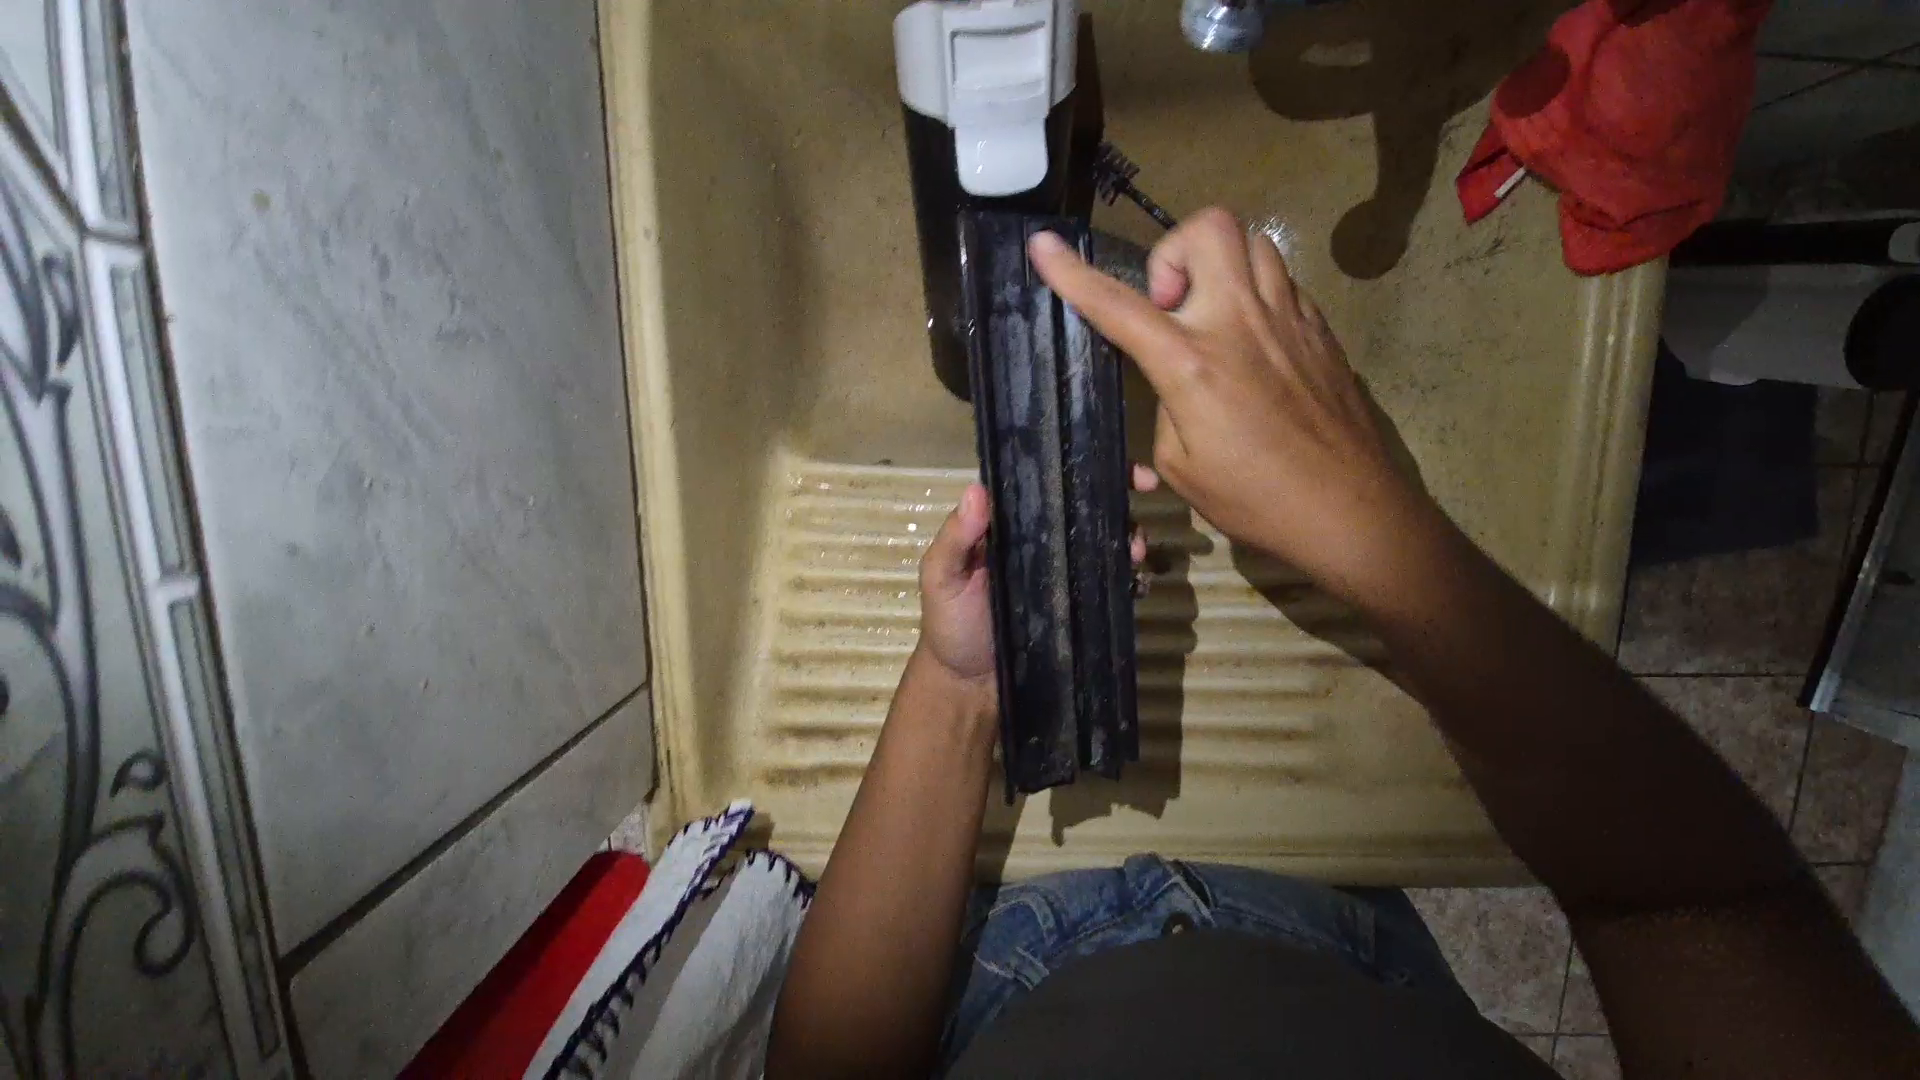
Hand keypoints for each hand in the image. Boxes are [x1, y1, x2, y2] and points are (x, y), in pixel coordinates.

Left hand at [917, 480, 1153, 691]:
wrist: (969, 685)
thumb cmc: (950, 625)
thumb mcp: (941, 578)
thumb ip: (955, 539)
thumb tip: (978, 489)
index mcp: (1008, 524)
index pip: (1045, 483)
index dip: (1079, 466)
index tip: (1111, 462)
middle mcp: (1039, 540)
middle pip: (1084, 506)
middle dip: (1118, 496)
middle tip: (1144, 494)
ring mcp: (1062, 571)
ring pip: (1102, 541)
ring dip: (1126, 536)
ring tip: (1134, 549)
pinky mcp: (1078, 603)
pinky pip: (1109, 582)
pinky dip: (1128, 576)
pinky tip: (1137, 579)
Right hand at [1027, 209, 1442, 607]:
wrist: (1350, 510)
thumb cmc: (1255, 500)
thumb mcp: (1182, 467)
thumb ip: (1166, 406)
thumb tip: (1175, 379)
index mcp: (1192, 365)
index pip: (1119, 306)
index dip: (1073, 275)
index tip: (1044, 246)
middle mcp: (1240, 323)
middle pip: (1207, 228)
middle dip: (1173, 250)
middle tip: (1170, 307)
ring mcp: (1288, 318)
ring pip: (1251, 240)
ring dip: (1217, 264)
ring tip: (1209, 314)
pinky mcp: (1319, 327)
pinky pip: (1279, 278)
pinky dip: (1251, 290)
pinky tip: (1248, 338)